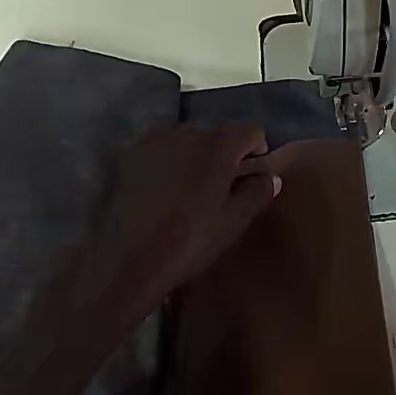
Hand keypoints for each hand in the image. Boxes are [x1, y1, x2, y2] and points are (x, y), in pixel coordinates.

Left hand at [74, 125, 297, 319]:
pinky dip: (166, 160)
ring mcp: (155, 140)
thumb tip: (270, 177)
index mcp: (220, 145)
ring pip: (187, 140)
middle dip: (224, 155)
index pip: (251, 132)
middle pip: (218, 134)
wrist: (124, 262)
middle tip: (219, 189)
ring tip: (187, 189)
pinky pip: (158, 148)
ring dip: (194, 156)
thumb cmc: (188, 241)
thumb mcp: (233, 222)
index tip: (250, 178)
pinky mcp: (129, 155)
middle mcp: (189, 132)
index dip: (256, 153)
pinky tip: (159, 189)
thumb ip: (258, 193)